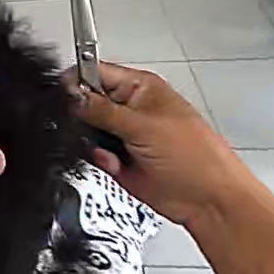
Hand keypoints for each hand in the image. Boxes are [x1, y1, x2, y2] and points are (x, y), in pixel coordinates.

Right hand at [73, 62, 253, 225]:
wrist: (207, 201)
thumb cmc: (195, 157)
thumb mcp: (143, 126)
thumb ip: (102, 110)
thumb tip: (73, 96)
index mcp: (139, 87)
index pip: (96, 71)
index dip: (77, 82)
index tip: (66, 98)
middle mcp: (130, 108)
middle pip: (86, 101)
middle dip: (82, 116)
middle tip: (90, 128)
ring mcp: (124, 134)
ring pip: (86, 129)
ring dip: (91, 141)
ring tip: (109, 150)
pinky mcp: (119, 159)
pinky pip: (93, 153)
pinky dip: (98, 159)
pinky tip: (115, 164)